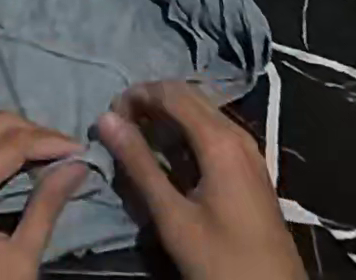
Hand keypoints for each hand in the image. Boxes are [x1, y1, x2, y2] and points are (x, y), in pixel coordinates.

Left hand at [0, 112, 90, 279]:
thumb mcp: (21, 258)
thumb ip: (48, 204)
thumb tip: (79, 164)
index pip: (13, 144)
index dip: (51, 141)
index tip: (82, 149)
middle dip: (36, 131)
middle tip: (67, 150)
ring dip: (20, 132)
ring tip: (51, 151)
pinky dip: (3, 141)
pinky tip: (26, 157)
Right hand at [96, 82, 305, 279]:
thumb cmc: (222, 261)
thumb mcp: (174, 218)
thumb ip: (140, 165)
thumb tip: (106, 120)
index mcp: (220, 138)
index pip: (172, 93)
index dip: (138, 95)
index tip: (110, 114)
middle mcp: (236, 131)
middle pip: (188, 95)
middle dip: (151, 100)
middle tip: (120, 121)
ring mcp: (246, 146)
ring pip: (201, 109)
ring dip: (167, 112)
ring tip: (136, 132)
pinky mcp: (249, 163)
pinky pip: (212, 127)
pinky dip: (185, 127)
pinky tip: (168, 149)